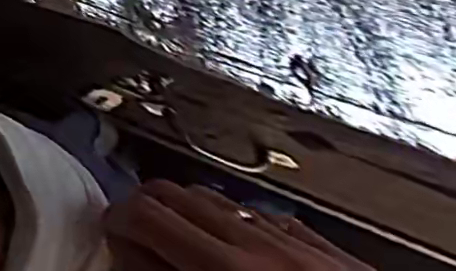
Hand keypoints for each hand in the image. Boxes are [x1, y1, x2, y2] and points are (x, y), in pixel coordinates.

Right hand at [106, 181, 373, 270]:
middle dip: (146, 208)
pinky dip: (246, 225)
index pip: (142, 215)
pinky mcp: (340, 256)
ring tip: (190, 239)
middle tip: (140, 233)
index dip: (117, 222)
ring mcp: (305, 248)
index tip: (114, 239)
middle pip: (171, 193)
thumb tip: (130, 254)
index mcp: (227, 270)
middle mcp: (262, 247)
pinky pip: (274, 218)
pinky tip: (250, 251)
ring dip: (191, 211)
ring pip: (217, 197)